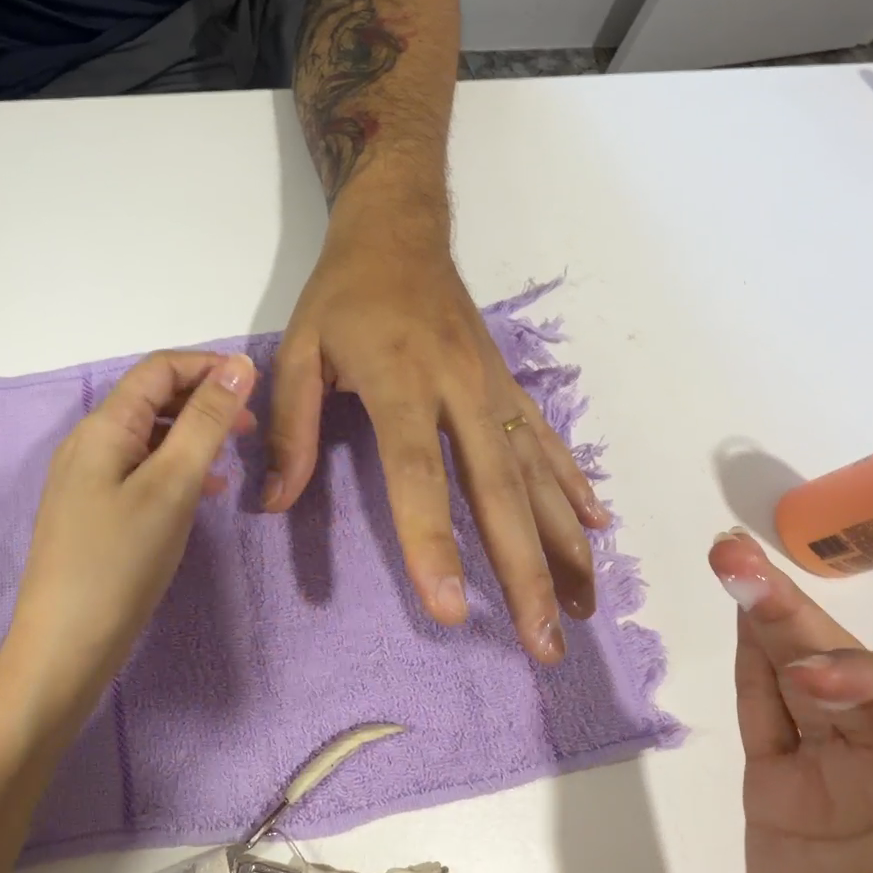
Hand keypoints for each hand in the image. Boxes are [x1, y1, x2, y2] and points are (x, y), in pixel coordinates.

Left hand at [11, 351, 258, 681]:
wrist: (64, 648)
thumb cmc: (120, 561)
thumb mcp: (172, 485)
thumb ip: (206, 421)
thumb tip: (238, 365)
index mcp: (104, 426)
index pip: (159, 369)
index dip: (208, 366)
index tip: (256, 384)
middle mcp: (90, 442)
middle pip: (153, 398)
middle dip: (204, 399)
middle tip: (252, 425)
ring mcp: (88, 479)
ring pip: (150, 435)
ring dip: (194, 434)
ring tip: (235, 455)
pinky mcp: (93, 511)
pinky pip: (141, 469)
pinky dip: (177, 467)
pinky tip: (206, 492)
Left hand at [266, 221, 608, 663]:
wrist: (400, 230)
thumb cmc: (343, 293)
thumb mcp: (299, 350)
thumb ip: (290, 428)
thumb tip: (277, 503)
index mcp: (400, 384)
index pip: (420, 475)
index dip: (433, 542)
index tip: (452, 610)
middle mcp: (459, 390)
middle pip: (497, 489)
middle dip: (524, 569)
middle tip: (543, 643)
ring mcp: (492, 386)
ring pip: (535, 473)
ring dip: (562, 543)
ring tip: (581, 608)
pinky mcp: (506, 381)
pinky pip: (545, 439)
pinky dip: (572, 484)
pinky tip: (596, 528)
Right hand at [711, 530, 872, 872]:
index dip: (869, 680)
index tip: (816, 680)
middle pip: (846, 675)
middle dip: (798, 616)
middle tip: (744, 562)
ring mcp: (832, 775)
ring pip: (793, 680)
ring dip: (762, 619)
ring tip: (730, 563)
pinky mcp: (778, 792)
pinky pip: (764, 718)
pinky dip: (749, 665)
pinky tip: (739, 616)